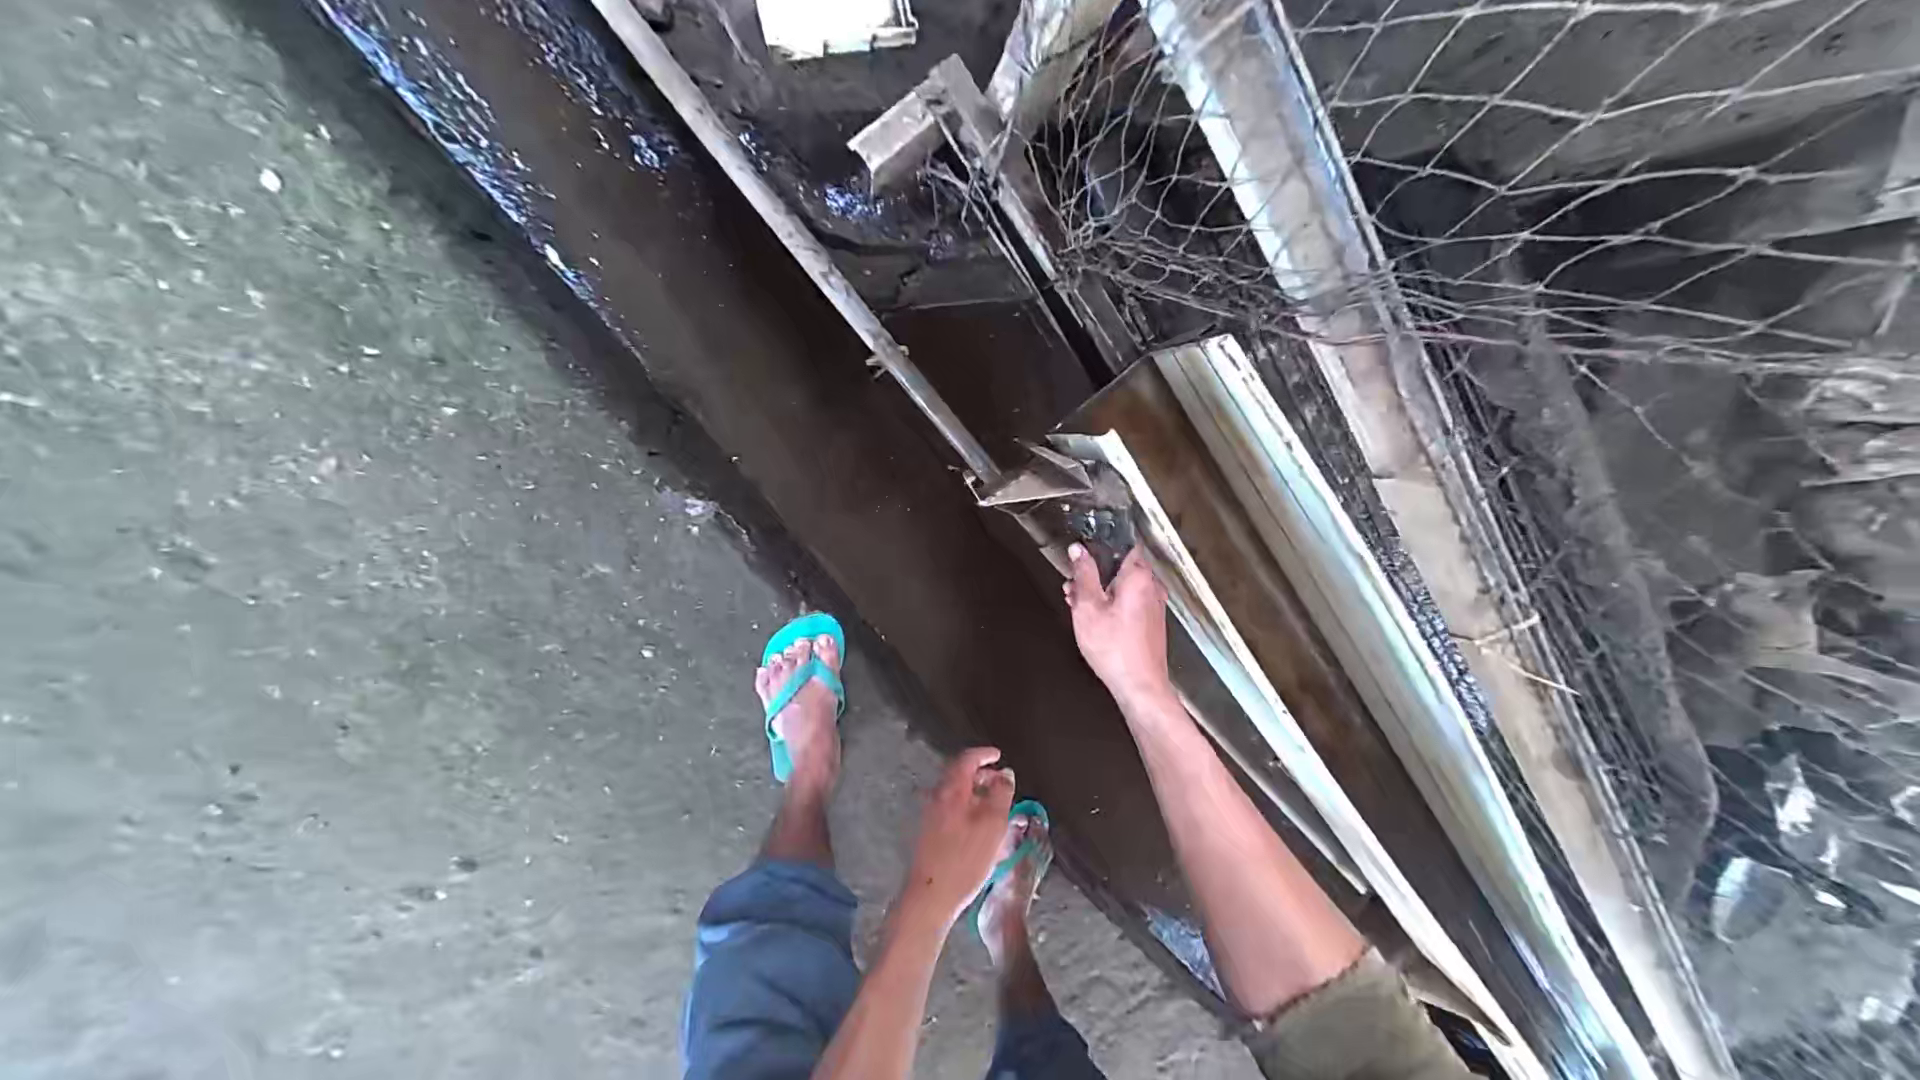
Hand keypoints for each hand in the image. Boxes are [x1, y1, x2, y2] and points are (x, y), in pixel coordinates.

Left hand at [903, 747, 1016, 926]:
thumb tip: (1005, 774)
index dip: (985, 754)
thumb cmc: (965, 858)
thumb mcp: (993, 823)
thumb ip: (1001, 794)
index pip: (967, 759)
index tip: (999, 756)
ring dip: (976, 794)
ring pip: (956, 794)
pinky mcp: (929, 832)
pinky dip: (968, 809)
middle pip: (960, 775)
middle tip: (1002, 784)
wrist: (931, 896)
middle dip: (982, 775)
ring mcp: (930, 814)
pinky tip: (981, 829)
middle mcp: (937, 796)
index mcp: (951, 788)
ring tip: (996, 808)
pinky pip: (952, 810)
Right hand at [1064, 543, 1173, 706]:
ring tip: (1080, 607)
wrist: (1139, 686)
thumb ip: (1083, 574)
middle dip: (1096, 573)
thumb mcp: (1087, 607)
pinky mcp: (1151, 621)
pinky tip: (1096, 621)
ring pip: (1124, 586)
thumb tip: (1078, 551)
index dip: (1101, 545)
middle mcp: (1152, 587)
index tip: (1085, 552)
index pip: (1124, 543)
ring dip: (1101, 591)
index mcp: (1139, 577)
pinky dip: (1112, 605)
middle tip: (1076, 586)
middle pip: (1121, 567)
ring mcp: (1154, 605)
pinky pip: (1130, 603)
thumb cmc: (1117, 651)